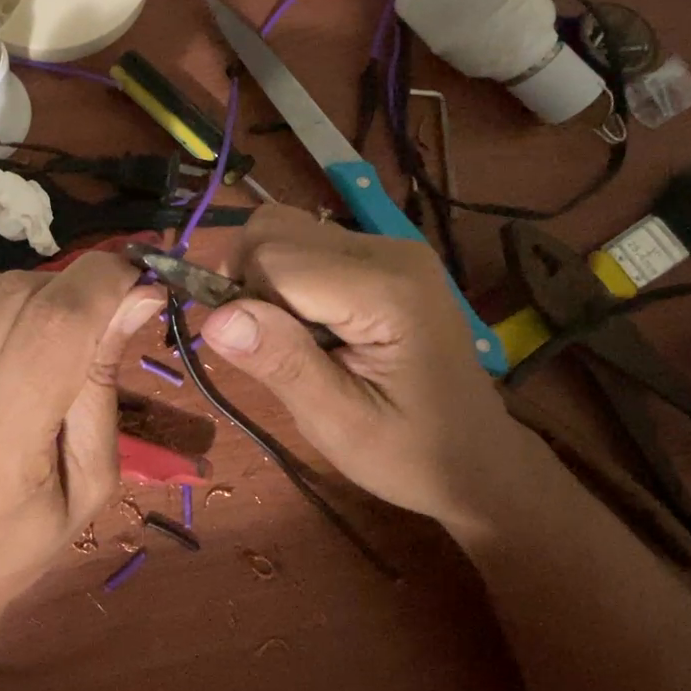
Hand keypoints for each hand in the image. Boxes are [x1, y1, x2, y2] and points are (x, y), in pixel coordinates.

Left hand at [0, 254, 162, 690]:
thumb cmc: (12, 543)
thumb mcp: (86, 485)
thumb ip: (102, 385)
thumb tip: (135, 292)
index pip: (53, 331)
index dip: (100, 282)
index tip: (130, 271)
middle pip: (11, 296)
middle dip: (63, 291)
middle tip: (79, 322)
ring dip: (9, 288)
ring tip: (20, 332)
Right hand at [199, 205, 545, 533]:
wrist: (477, 459)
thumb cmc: (410, 453)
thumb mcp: (339, 424)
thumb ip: (281, 363)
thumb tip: (213, 317)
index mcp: (389, 291)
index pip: (272, 258)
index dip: (244, 302)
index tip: (258, 355)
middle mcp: (389, 251)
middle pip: (272, 232)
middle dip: (248, 284)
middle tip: (272, 347)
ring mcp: (386, 248)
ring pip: (280, 231)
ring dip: (262, 279)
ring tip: (290, 336)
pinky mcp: (379, 255)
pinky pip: (300, 243)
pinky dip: (281, 278)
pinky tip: (306, 324)